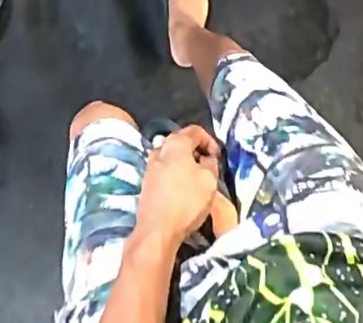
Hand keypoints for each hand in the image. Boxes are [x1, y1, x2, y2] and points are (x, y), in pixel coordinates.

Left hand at [135, 126, 221, 244]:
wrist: (156, 232)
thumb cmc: (186, 201)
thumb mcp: (209, 179)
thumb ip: (211, 163)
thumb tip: (206, 160)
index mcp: (176, 143)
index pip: (196, 131)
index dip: (210, 141)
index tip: (217, 157)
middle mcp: (159, 150)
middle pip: (181, 142)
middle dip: (196, 151)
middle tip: (208, 166)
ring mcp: (150, 168)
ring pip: (171, 158)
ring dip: (184, 164)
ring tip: (195, 179)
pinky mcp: (145, 185)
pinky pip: (164, 172)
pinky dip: (174, 176)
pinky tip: (181, 191)